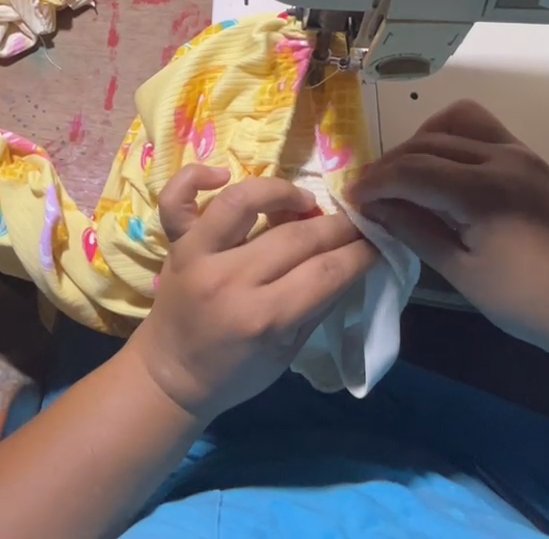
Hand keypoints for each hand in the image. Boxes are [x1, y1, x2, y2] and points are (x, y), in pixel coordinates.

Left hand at [126, 167, 378, 420]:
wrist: (170, 375)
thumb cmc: (235, 371)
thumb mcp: (287, 354)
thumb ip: (318, 306)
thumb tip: (352, 265)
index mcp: (262, 318)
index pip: (325, 272)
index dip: (360, 253)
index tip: (379, 241)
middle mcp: (229, 279)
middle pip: (295, 237)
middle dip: (337, 225)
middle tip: (356, 219)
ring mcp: (197, 255)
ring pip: (240, 202)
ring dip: (280, 192)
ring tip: (303, 200)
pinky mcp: (174, 242)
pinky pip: (176, 198)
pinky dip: (195, 177)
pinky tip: (223, 173)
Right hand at [349, 100, 548, 380]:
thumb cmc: (525, 301)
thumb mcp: (460, 271)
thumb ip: (413, 229)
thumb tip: (371, 206)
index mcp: (484, 193)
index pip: (411, 170)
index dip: (374, 182)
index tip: (350, 197)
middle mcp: (502, 159)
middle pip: (426, 144)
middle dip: (390, 164)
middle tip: (368, 192)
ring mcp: (519, 153)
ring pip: (452, 122)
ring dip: (419, 143)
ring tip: (403, 175)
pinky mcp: (528, 158)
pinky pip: (479, 128)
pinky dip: (450, 137)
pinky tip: (440, 168)